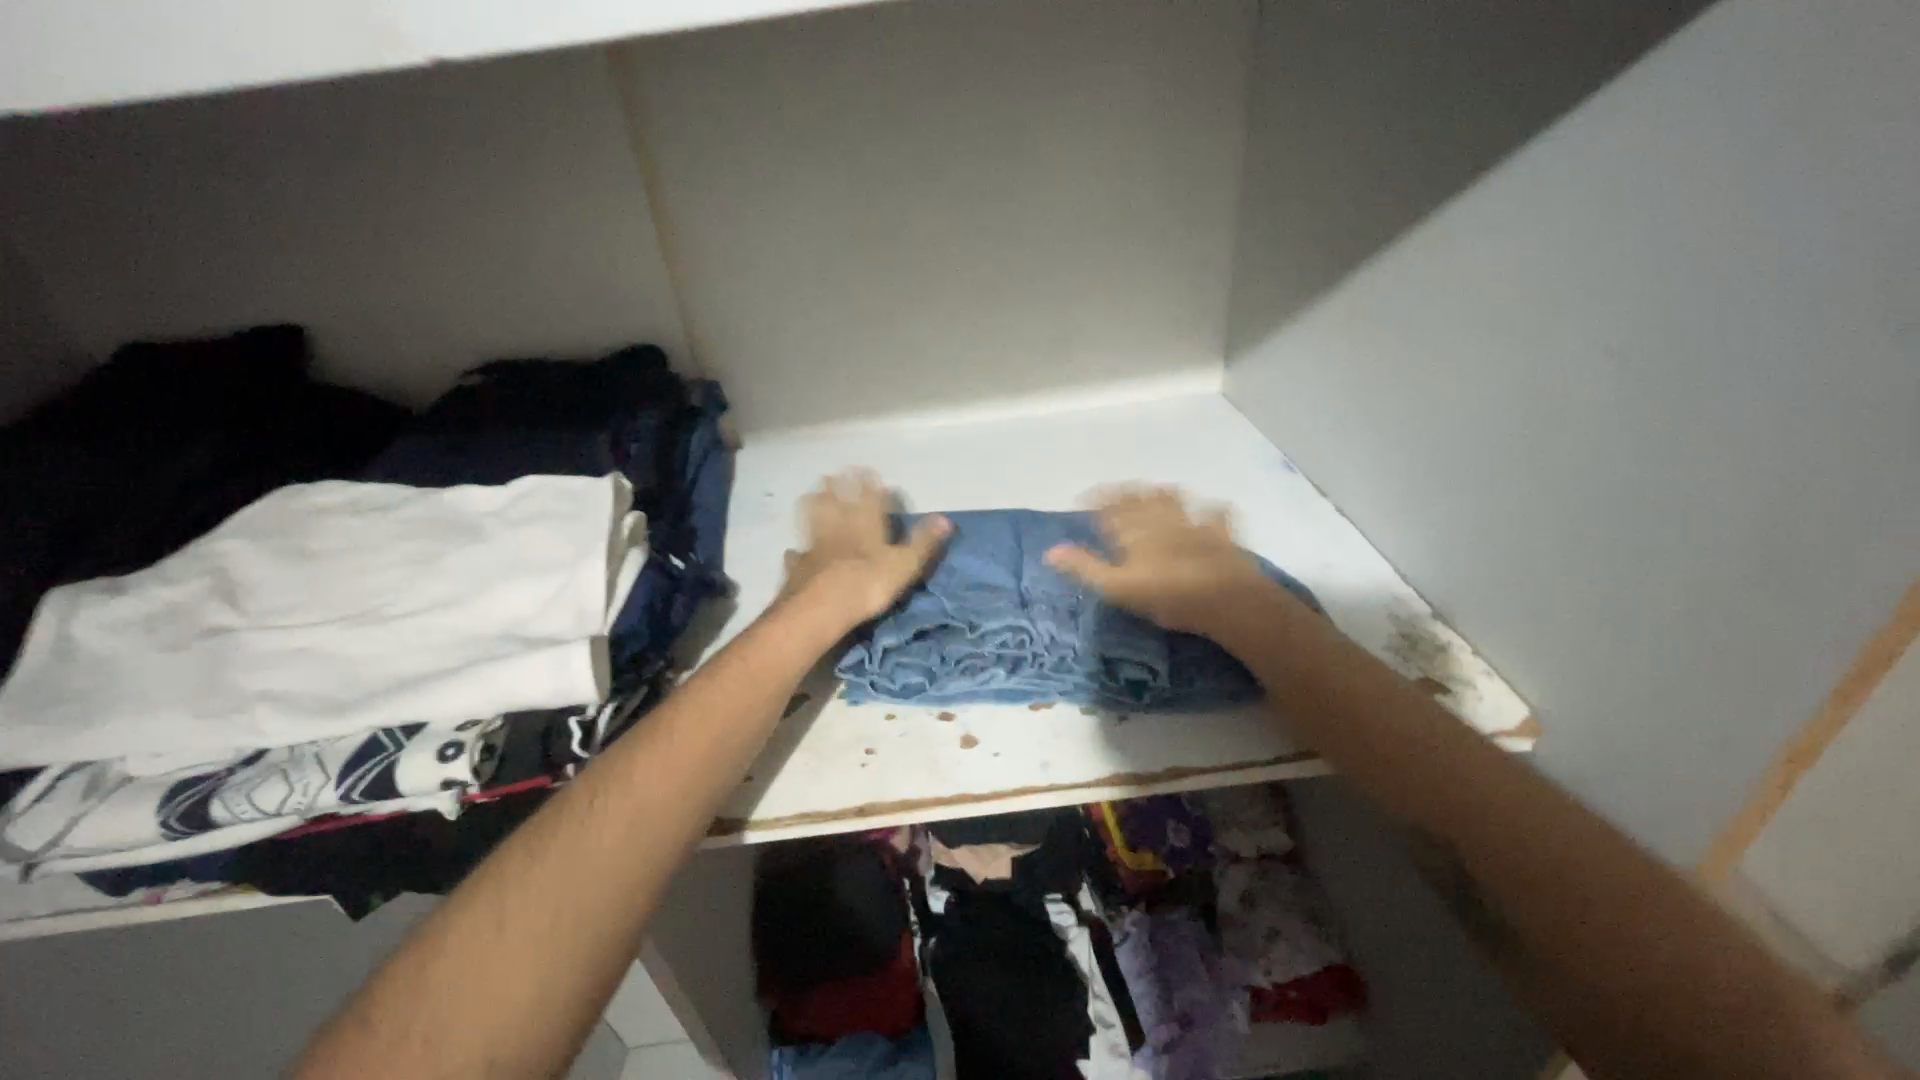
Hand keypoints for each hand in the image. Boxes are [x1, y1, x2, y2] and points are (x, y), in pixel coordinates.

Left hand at [779, 469, 950, 626]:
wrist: (823, 606)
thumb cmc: (870, 583)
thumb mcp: (906, 564)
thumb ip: (923, 541)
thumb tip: (946, 519)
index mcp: (866, 524)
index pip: (869, 497)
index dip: (868, 483)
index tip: (866, 471)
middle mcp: (839, 527)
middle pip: (835, 501)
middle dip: (836, 487)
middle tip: (834, 475)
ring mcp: (815, 545)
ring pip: (812, 518)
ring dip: (813, 506)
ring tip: (812, 496)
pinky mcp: (798, 566)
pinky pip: (797, 554)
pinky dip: (797, 551)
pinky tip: (794, 550)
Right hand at [1045, 487, 1275, 634]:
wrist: (1227, 598)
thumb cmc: (1167, 594)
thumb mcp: (1117, 586)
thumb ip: (1084, 567)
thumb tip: (1049, 551)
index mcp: (1133, 528)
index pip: (1108, 505)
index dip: (1094, 500)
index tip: (1082, 501)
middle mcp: (1161, 517)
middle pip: (1139, 496)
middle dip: (1124, 493)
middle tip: (1114, 495)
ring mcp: (1194, 521)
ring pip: (1173, 497)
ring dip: (1159, 493)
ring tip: (1152, 494)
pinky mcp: (1222, 534)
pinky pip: (1216, 515)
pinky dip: (1210, 511)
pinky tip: (1210, 511)